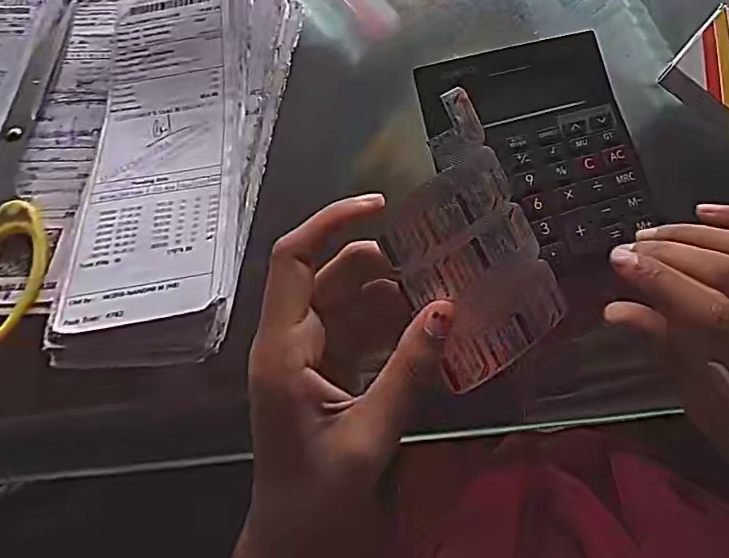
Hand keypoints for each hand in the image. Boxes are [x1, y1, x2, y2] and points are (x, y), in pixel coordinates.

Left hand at [237, 194, 452, 557]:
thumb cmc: (315, 503)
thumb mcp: (366, 437)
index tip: (382, 205)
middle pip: (337, 274)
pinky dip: (400, 321)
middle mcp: (295, 339)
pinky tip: (433, 328)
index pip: (294, 258)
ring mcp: (315, 353)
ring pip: (359, 298)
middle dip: (388, 264)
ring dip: (401, 294)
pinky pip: (369, 326)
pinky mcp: (335, 368)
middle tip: (440, 261)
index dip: (332, 221)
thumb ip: (408, 370)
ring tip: (445, 293)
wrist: (298, 552)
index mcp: (284, 348)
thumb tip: (445, 307)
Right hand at [604, 204, 728, 532]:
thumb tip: (618, 308)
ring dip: (697, 235)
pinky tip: (704, 213)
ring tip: (655, 235)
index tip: (623, 262)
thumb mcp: (706, 414)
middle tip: (632, 247)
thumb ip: (669, 352)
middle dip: (675, 254)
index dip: (666, 282)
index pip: (720, 318)